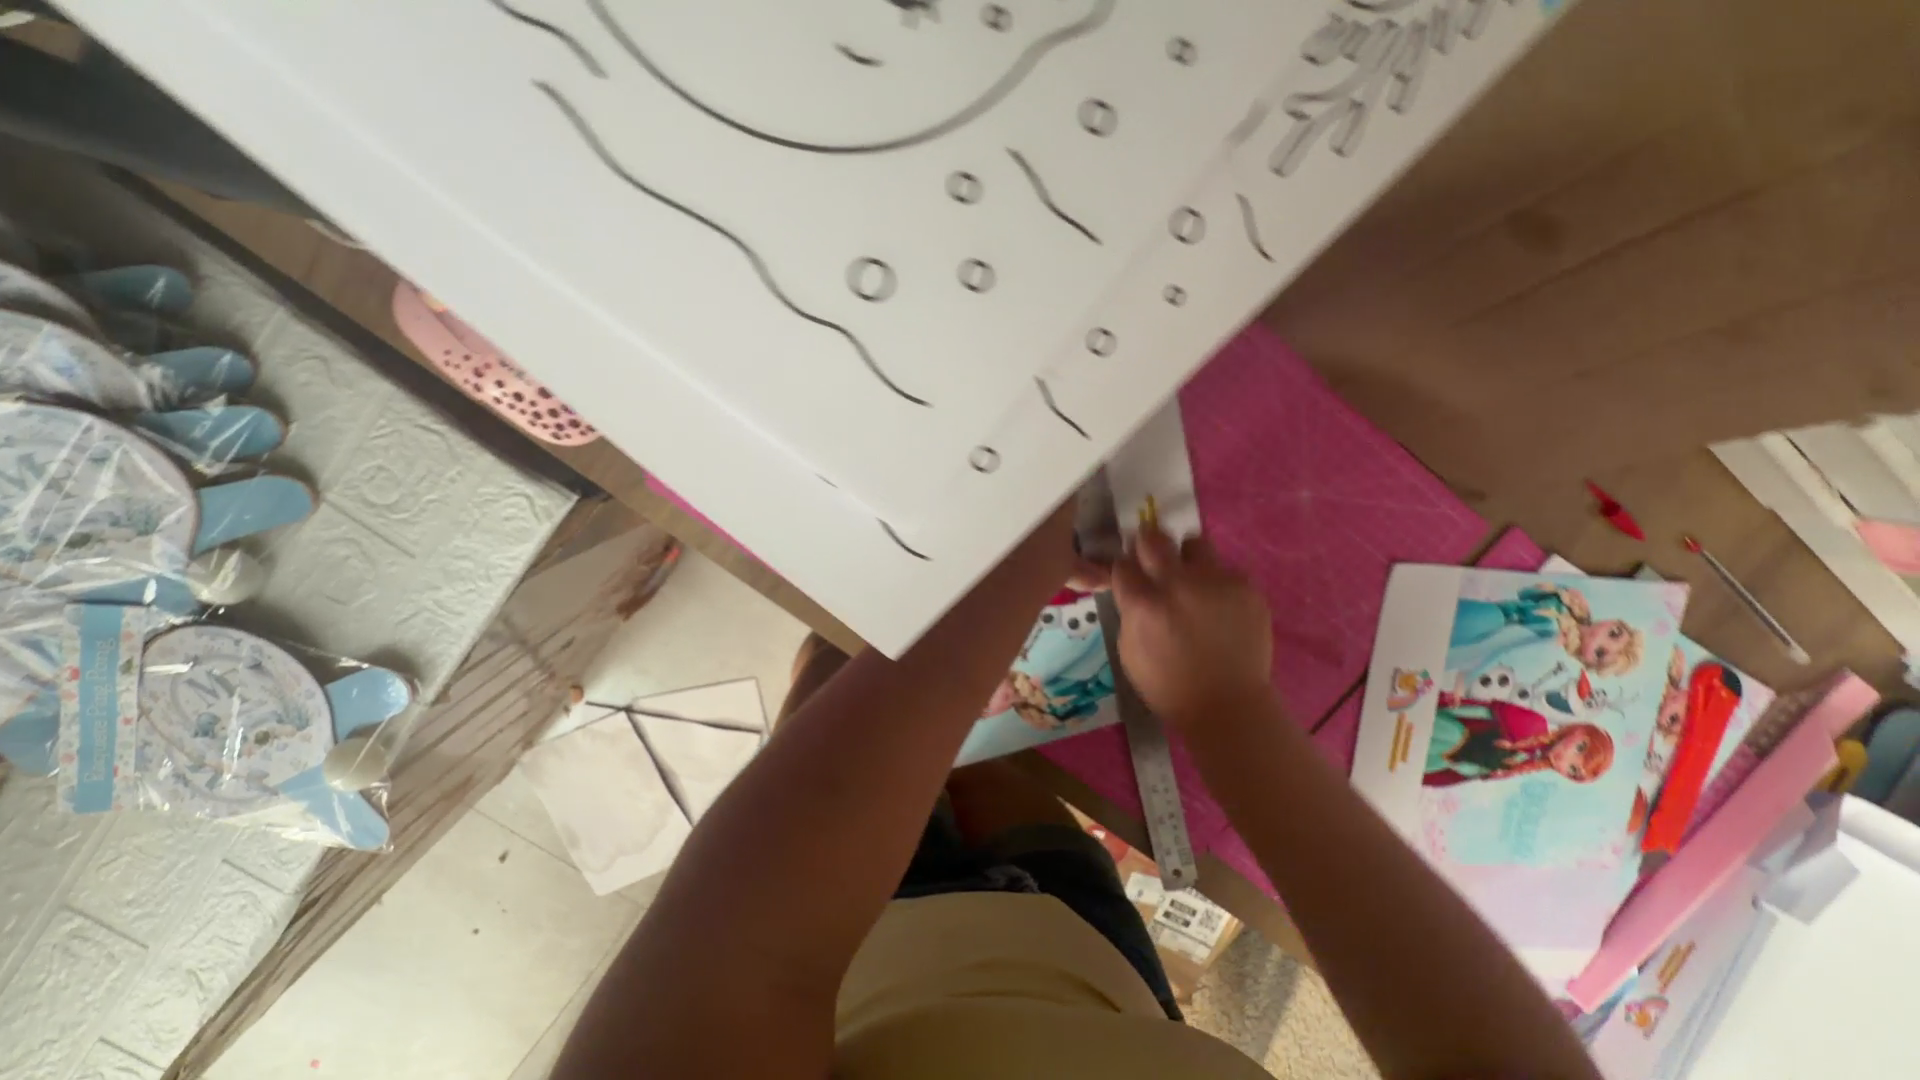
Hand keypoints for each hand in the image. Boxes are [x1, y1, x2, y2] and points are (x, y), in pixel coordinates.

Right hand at [1111, 522, 1272, 725]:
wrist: (1227, 704)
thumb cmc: (1169, 686)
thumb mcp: (1129, 651)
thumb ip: (1130, 612)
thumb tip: (1134, 588)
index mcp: (1144, 604)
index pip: (1122, 564)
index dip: (1125, 572)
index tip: (1131, 579)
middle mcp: (1178, 584)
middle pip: (1153, 538)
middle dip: (1148, 547)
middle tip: (1155, 562)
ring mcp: (1216, 582)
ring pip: (1195, 545)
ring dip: (1188, 560)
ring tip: (1195, 583)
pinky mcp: (1246, 587)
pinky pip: (1225, 571)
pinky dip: (1218, 585)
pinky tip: (1222, 610)